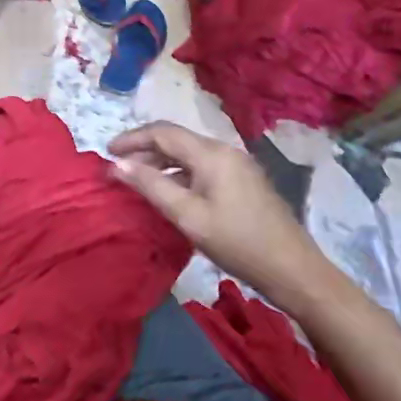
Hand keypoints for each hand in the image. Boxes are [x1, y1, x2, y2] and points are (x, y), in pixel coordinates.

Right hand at [109, 122, 327, 302]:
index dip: (132, 138)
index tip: (107, 153)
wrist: (292, 268)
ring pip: (190, 154)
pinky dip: (180, 174)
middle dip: (145, 150)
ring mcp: (237, 165)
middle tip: (119, 169)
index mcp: (211, 153)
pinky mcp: (243, 180)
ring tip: (138, 182)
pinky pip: (203, 167)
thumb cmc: (237, 242)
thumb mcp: (188, 216)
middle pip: (177, 140)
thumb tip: (118, 165)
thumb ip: (151, 187)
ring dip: (162, 163)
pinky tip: (170, 193)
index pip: (163, 132)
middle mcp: (224, 150)